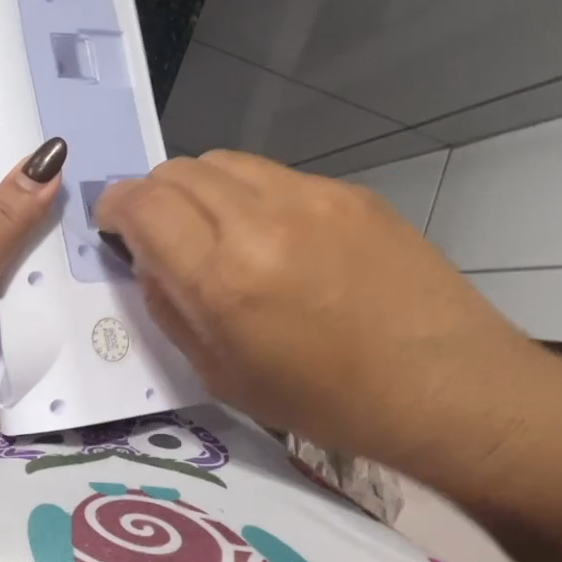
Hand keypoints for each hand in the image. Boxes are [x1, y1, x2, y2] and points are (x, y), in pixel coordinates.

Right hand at [95, 150, 560, 484]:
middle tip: (158, 232)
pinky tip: (270, 234)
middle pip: (175, 171)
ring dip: (196, 188)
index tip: (113, 227)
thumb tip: (146, 258)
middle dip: (151, 196)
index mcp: (223, 278)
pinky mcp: (348, 192)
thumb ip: (169, 307)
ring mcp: (310, 198)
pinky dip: (247, 193)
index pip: (141, 204)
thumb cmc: (326, 401)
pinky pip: (271, 175)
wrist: (449, 389)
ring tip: (211, 228)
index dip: (113, 207)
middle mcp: (260, 222)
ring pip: (221, 161)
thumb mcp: (219, 374)